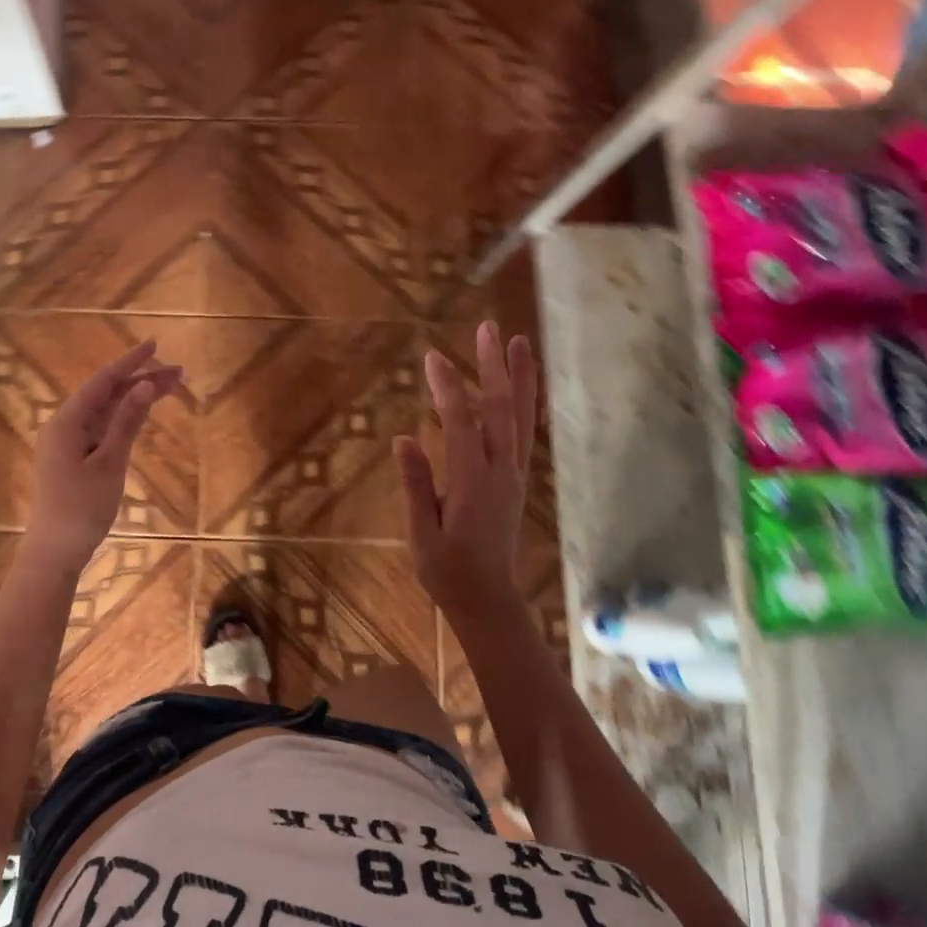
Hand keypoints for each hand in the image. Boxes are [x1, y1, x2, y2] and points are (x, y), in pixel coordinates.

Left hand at [26, 339, 181, 563]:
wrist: (55, 552)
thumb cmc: (81, 508)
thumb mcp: (110, 464)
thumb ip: (127, 422)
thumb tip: (144, 386)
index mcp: (66, 421)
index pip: (102, 381)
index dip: (130, 362)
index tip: (155, 345)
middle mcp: (64, 426)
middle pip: (105, 394)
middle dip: (140, 381)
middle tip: (179, 373)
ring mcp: (67, 443)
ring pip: (105, 411)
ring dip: (135, 399)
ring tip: (170, 388)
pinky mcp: (73, 459)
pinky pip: (100, 429)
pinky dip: (123, 419)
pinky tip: (142, 413)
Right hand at [393, 321, 539, 619]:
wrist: (486, 598)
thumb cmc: (446, 569)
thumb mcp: (422, 532)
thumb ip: (416, 485)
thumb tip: (403, 439)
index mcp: (473, 482)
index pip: (461, 424)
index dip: (447, 388)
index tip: (432, 357)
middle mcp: (501, 472)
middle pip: (500, 410)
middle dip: (493, 367)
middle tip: (487, 328)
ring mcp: (513, 475)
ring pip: (520, 418)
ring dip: (518, 378)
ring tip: (517, 342)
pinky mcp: (516, 480)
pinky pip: (523, 433)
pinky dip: (522, 404)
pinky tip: (517, 387)